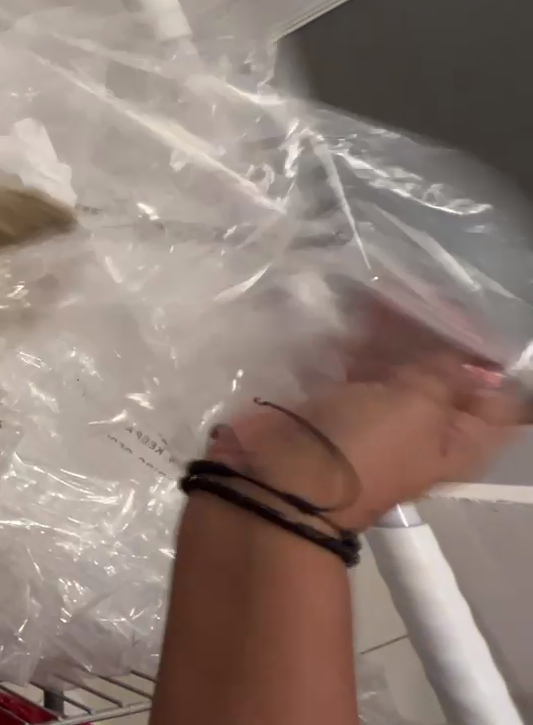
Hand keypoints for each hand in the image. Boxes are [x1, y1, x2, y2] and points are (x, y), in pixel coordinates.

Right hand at [211, 301, 522, 530]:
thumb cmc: (358, 446)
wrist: (276, 476)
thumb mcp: (414, 406)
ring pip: (381, 365)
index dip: (473, 344)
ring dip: (371, 334)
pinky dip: (331, 346)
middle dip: (415, 331)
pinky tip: (322, 321)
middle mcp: (420, 421)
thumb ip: (440, 371)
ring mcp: (367, 413)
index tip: (443, 305)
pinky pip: (335, 369)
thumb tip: (459, 348)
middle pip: (431, 368)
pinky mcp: (320, 404)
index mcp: (462, 433)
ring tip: (352, 296)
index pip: (490, 383)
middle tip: (389, 290)